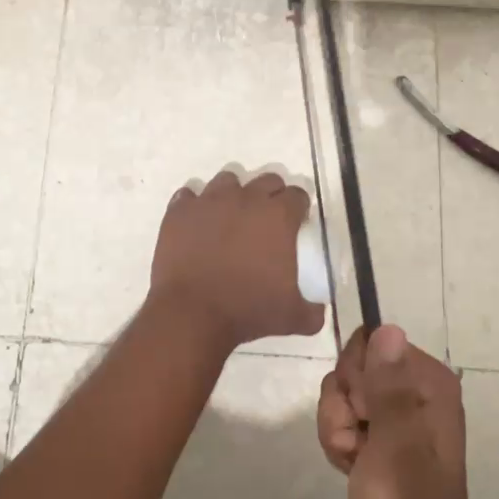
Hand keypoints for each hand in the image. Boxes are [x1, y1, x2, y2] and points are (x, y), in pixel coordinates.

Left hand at [148, 170, 325, 348]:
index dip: (299, 209)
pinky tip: (198, 223)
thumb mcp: (292, 317)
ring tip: (230, 217)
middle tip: (266, 221)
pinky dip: (196, 206)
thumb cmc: (248, 310)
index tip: (296, 224)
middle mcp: (245, 199)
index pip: (297, 195)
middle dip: (271, 195)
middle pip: (266, 181)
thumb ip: (313, 311)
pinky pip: (189, 195)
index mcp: (278, 216)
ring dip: (233, 194)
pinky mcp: (180, 211)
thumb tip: (319, 312)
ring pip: (227, 181)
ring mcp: (209, 201)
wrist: (192, 314)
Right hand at [318, 325, 476, 498]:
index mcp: (427, 383)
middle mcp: (413, 390)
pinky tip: (352, 468)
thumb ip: (387, 385)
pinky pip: (344, 420)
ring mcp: (397, 415)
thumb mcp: (395, 441)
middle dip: (341, 407)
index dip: (355, 378)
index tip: (363, 415)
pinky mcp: (382, 437)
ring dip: (337, 429)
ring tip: (355, 461)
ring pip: (342, 397)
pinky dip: (340, 443)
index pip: (370, 343)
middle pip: (351, 370)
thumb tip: (387, 327)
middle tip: (358, 442)